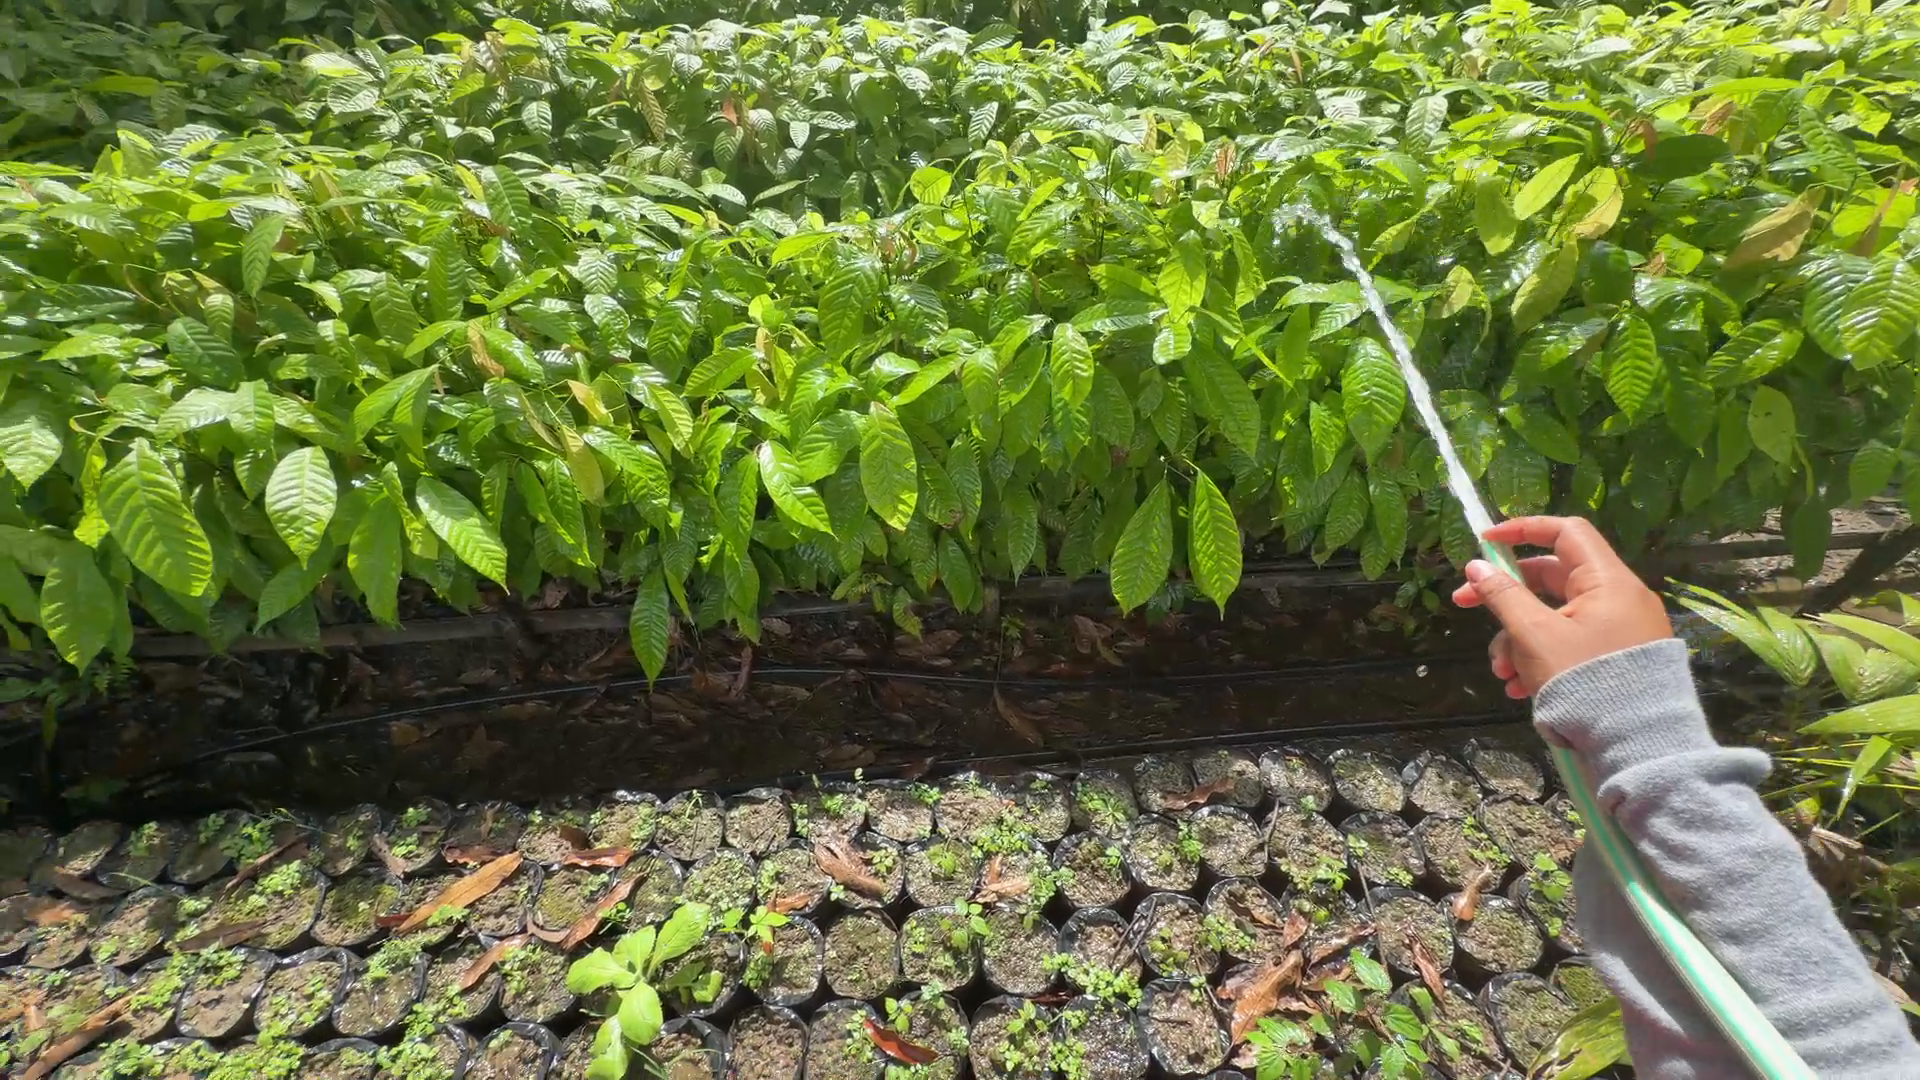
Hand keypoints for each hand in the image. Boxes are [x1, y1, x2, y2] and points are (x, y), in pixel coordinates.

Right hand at [1450, 516, 1674, 698]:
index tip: (1484, 541)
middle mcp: (1616, 599)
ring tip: (1501, 671)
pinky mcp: (1612, 656)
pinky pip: (1565, 641)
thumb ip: (1502, 595)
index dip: (1523, 530)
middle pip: (1550, 578)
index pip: (1565, 533)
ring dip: (1515, 637)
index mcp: (1608, 583)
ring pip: (1550, 615)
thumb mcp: (1532, 633)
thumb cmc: (1583, 678)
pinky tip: (1520, 685)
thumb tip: (1476, 567)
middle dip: (1503, 597)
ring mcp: (1616, 629)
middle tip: (1463, 605)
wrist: (1638, 744)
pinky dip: (1536, 656)